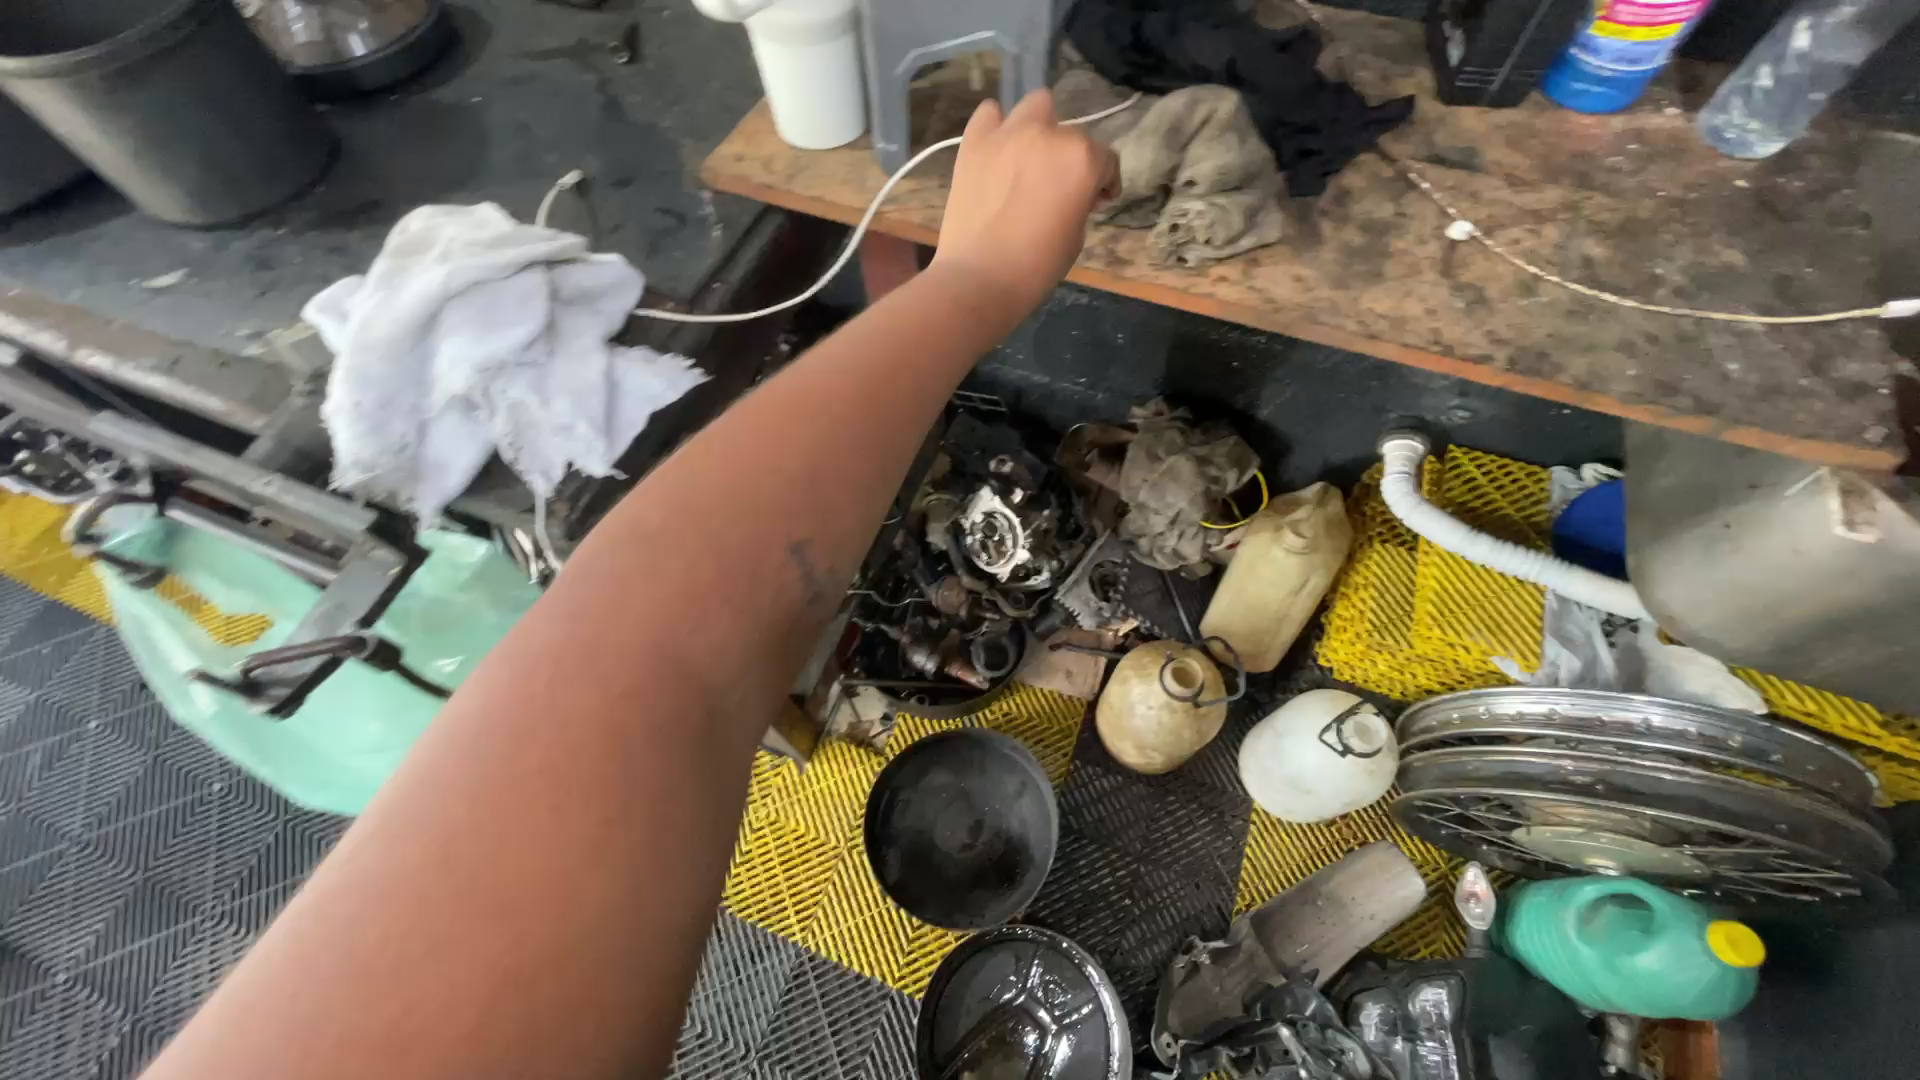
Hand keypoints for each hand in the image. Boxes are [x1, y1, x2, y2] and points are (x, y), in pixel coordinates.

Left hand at [930, 90, 1117, 314]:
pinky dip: (996, 127)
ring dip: (1040, 127)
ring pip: (1036, 106)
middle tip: (1058, 188)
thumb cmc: (1035, 268)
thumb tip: (1074, 192)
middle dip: (1070, 159)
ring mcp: (1009, 134)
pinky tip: (997, 150)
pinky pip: (989, 113)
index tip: (1097, 200)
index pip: (1106, 160)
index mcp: (1082, 160)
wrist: (978, 280)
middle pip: (1071, 135)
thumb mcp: (1076, 238)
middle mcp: (1049, 135)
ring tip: (1029, 158)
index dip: (1105, 182)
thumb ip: (1080, 203)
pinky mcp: (974, 143)